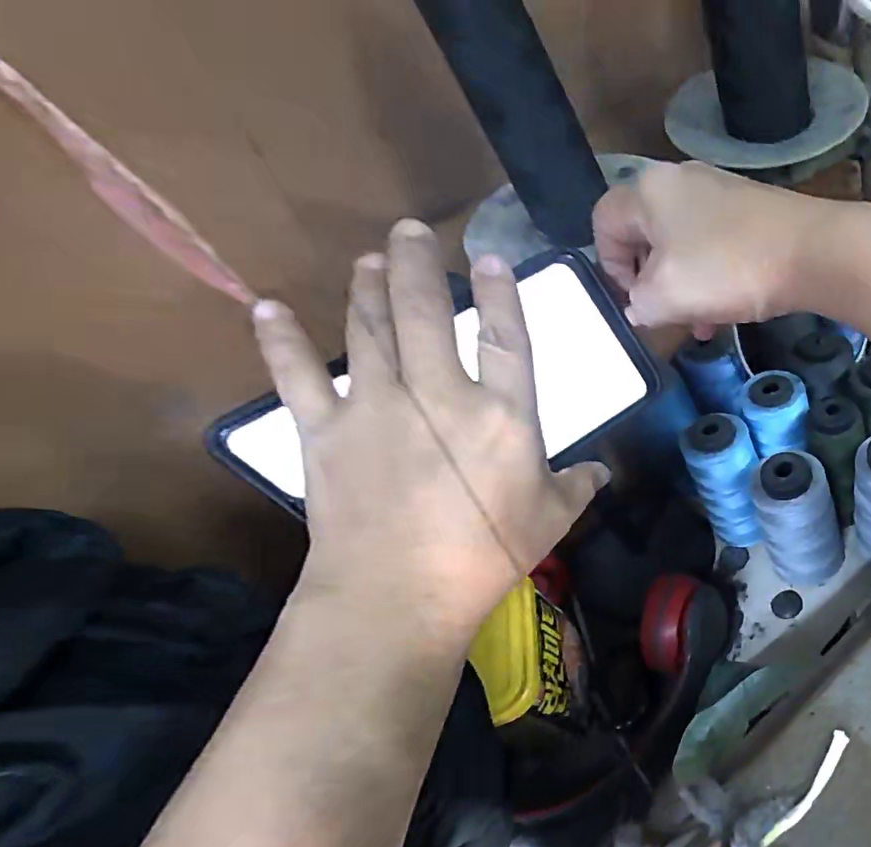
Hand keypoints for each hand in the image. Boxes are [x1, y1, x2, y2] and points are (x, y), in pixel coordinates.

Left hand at [251, 220, 607, 638]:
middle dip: (417, 264)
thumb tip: (601, 472)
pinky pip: (296, 375)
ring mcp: (376, 407)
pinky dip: (280, 340)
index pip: (507, 338)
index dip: (501, 294)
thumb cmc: (491, 553)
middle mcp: (440, 395)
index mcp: (504, 416)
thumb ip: (578, 485)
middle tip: (409, 231)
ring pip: (368, 329)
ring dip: (366, 288)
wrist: (402, 590)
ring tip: (366, 260)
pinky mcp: (323, 430)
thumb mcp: (552, 518)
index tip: (491, 259)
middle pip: (426, 312)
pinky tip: (269, 309)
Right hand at [593, 162, 830, 336]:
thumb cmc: (729, 270)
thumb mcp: (667, 297)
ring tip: (703, 325)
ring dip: (687, 289)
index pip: (602, 223)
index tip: (634, 303)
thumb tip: (639, 307)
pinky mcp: (751, 211)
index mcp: (647, 190)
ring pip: (684, 247)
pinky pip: (717, 247)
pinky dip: (715, 278)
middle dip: (653, 284)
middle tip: (669, 317)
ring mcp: (720, 193)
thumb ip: (640, 305)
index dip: (608, 268)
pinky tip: (731, 310)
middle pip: (646, 236)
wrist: (813, 252)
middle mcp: (679, 181)